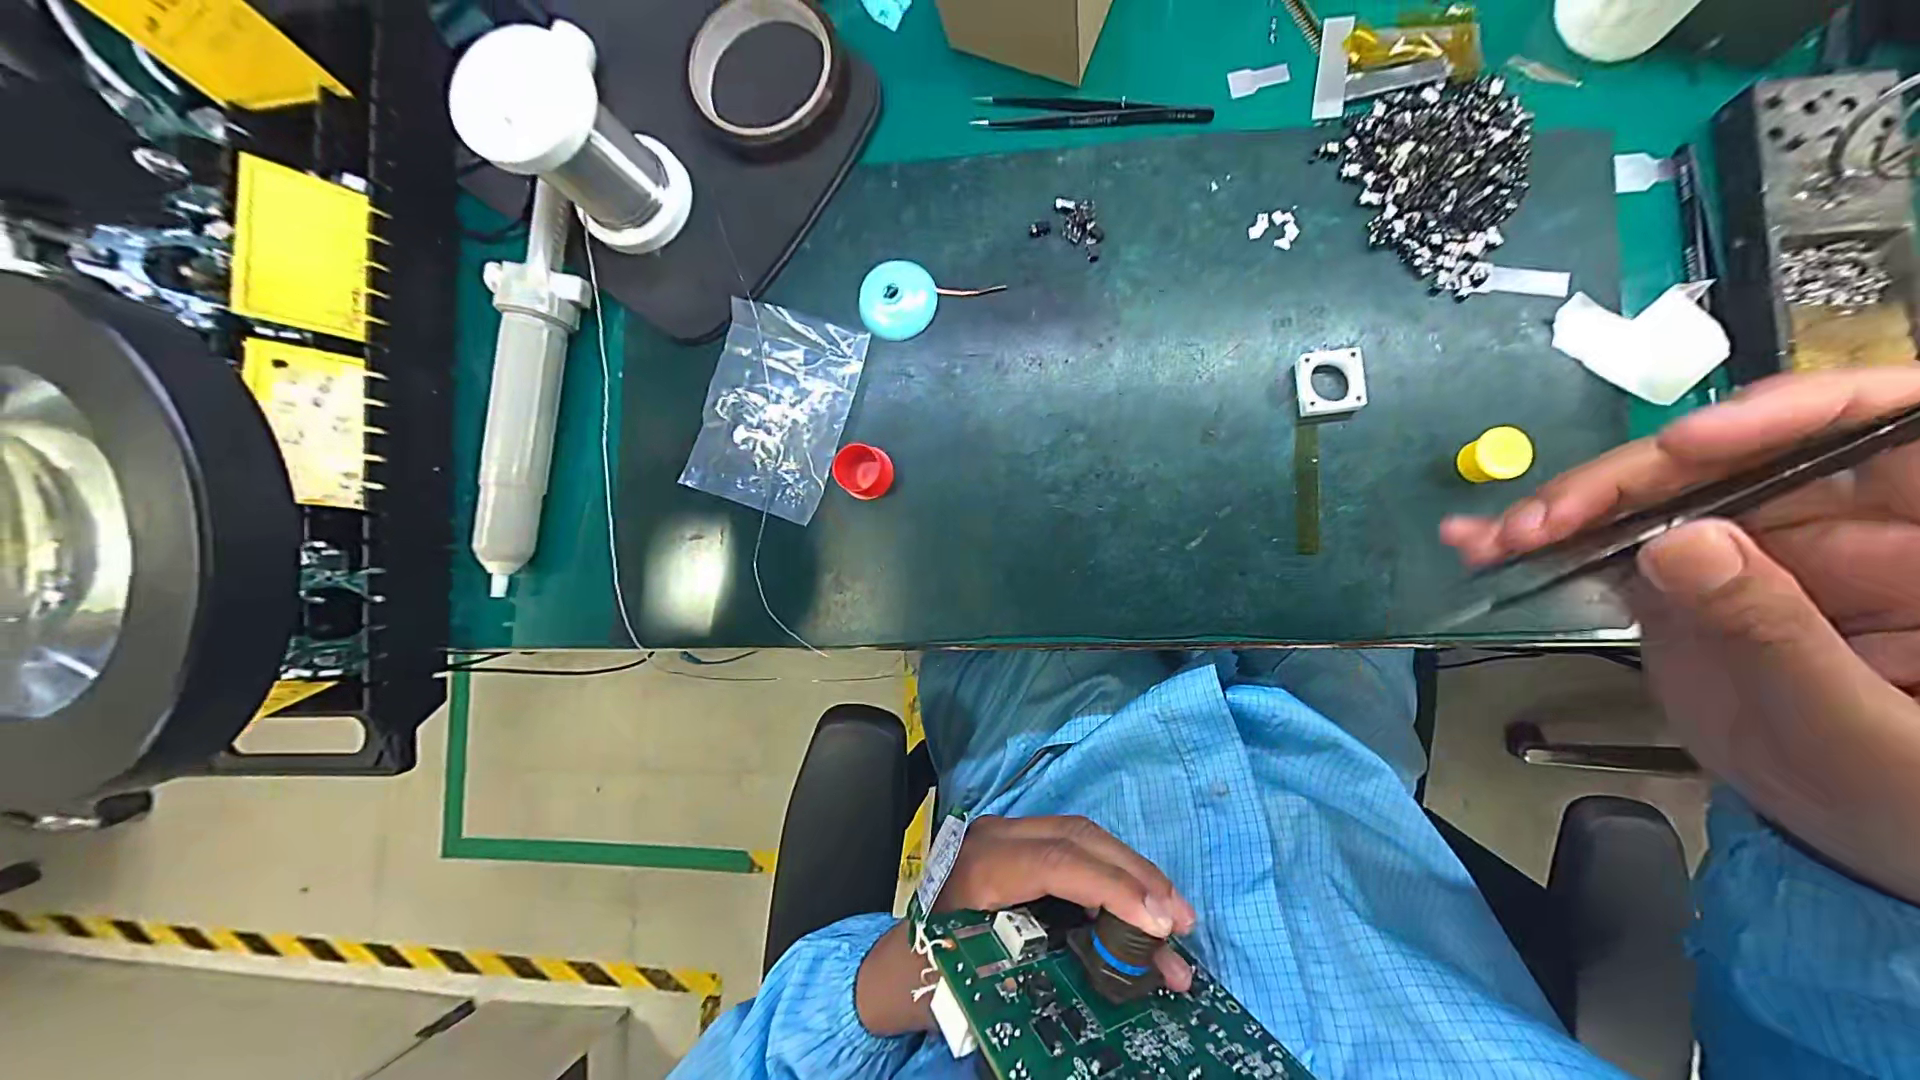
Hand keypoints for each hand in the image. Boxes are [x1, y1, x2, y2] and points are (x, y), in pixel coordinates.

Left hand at [856, 815, 1198, 1035]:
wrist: (890, 962)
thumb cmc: (922, 977)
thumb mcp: (969, 988)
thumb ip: (1035, 984)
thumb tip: (1113, 996)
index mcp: (979, 867)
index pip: (1055, 861)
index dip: (1112, 886)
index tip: (1160, 922)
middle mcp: (996, 838)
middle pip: (1078, 837)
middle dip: (1135, 874)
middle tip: (1181, 920)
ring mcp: (1007, 836)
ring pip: (1082, 836)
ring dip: (1131, 870)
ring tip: (1173, 913)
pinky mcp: (1019, 846)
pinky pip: (1074, 848)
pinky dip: (1111, 872)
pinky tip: (1138, 902)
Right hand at [1441, 369, 1919, 902]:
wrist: (1859, 837)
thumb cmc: (1904, 798)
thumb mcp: (1855, 725)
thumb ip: (1774, 631)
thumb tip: (1678, 542)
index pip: (1884, 429)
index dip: (1789, 415)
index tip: (1688, 444)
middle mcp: (1835, 526)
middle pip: (1719, 464)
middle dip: (1618, 484)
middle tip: (1542, 522)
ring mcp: (1742, 551)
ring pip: (1641, 500)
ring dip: (1557, 512)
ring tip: (1493, 539)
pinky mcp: (1671, 579)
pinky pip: (1599, 545)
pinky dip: (1535, 544)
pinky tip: (1480, 541)